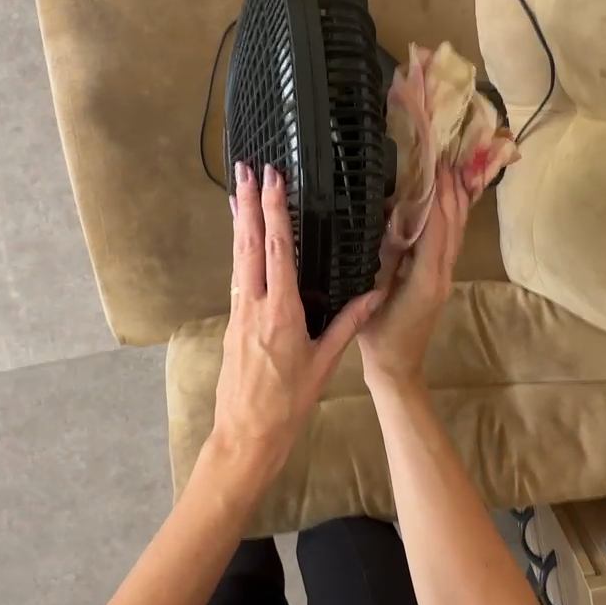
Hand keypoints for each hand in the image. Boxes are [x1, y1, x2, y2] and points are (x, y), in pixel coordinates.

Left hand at [203, 163, 380, 498]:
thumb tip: (373, 293)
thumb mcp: (324, 364)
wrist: (246, 435)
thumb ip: (346, 324)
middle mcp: (253, 306)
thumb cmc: (288, 404)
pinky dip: (239, 252)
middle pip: (248, 244)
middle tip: (245, 169)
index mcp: (280, 312)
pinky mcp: (232, 324)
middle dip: (247, 203)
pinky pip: (236, 278)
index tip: (271, 180)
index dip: (274, 210)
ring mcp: (238, 314)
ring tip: (237, 193)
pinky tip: (241, 243)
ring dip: (239, 223)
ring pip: (237, 259)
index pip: (276, 250)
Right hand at [360, 165, 467, 388]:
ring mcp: (444, 279)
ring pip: (457, 234)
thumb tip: (393, 220)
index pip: (438, 228)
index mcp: (426, 278)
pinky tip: (446, 205)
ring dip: (457, 202)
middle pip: (454, 226)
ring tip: (453, 171)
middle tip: (446, 156)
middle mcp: (442, 275)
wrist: (396, 368)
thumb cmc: (379, 336)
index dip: (439, 195)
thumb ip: (387, 259)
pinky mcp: (439, 282)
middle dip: (453, 191)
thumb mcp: (374, 295)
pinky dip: (452, 219)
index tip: (435, 164)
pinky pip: (450, 244)